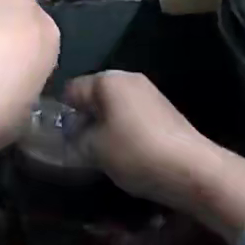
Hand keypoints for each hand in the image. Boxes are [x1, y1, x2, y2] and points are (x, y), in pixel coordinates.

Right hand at [65, 70, 244, 240]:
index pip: (72, 89)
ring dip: (103, 127)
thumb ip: (75, 137)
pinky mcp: (161, 108)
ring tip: (98, 156)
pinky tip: (123, 154)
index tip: (55, 140)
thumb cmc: (135, 152)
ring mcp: (147, 91)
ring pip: (113, 106)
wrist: (189, 166)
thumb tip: (69, 133)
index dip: (61, 114)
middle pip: (94, 95)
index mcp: (108, 79)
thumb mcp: (95, 149)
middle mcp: (128, 77)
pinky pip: (130, 115)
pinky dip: (122, 130)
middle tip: (75, 150)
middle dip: (83, 120)